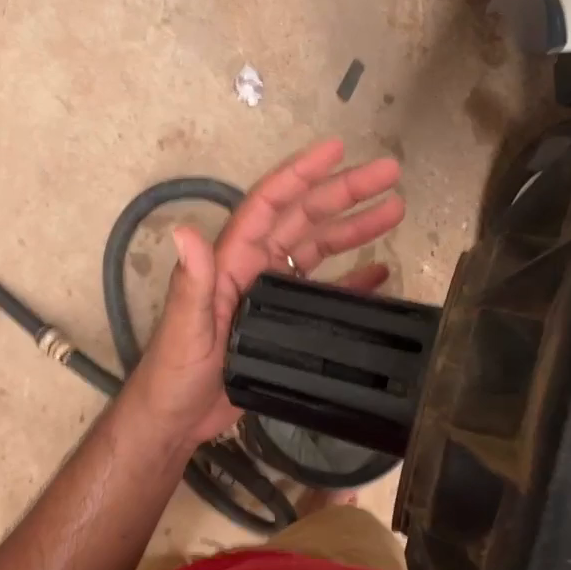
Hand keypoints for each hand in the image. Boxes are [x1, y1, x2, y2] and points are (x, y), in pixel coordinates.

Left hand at [127, 139, 404, 446]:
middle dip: (345, 192)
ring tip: (395, 210)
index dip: (302, 174)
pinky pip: (324, 293)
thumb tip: (185, 231)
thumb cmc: (175, 372)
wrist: (179, 418)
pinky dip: (352, 280)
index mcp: (231, 260)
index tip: (338, 150)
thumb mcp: (184, 327)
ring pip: (319, 249)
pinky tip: (381, 272)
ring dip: (355, 228)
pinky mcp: (285, 322)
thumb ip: (192, 281)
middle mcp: (255, 267)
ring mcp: (272, 293)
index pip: (270, 204)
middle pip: (305, 219)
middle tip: (390, 173)